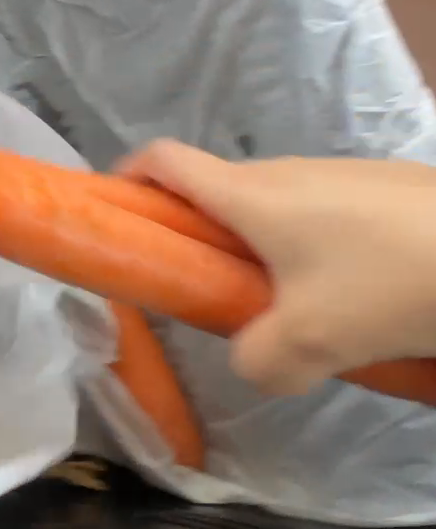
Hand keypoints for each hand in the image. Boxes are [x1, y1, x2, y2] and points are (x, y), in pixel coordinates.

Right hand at [118, 140, 435, 395]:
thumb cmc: (399, 282)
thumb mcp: (323, 339)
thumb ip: (263, 358)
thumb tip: (250, 369)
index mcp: (245, 192)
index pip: (157, 158)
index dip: (127, 179)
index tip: (127, 219)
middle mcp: (283, 171)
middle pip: (217, 190)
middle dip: (207, 234)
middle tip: (227, 286)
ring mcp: (346, 174)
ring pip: (280, 203)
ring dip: (275, 243)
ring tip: (318, 299)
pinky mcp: (402, 187)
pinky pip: (336, 210)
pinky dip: (334, 243)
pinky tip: (385, 288)